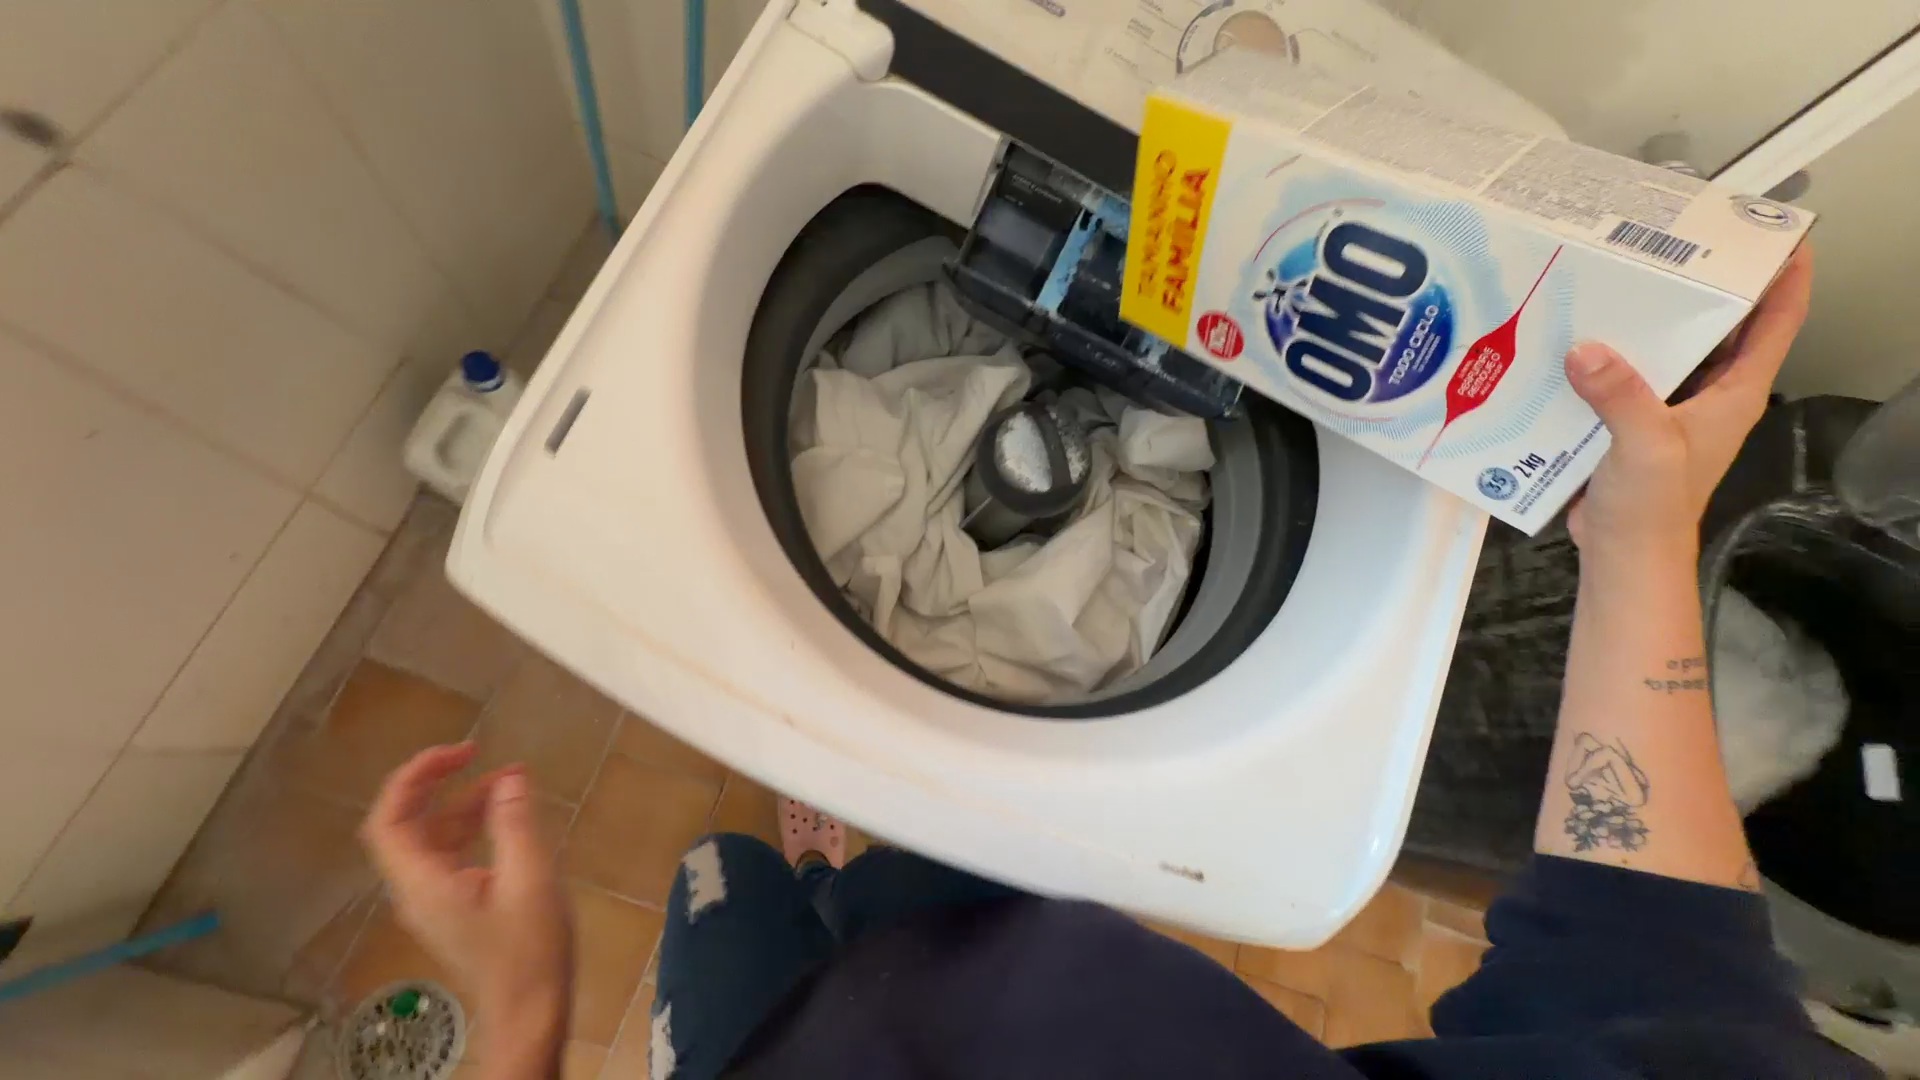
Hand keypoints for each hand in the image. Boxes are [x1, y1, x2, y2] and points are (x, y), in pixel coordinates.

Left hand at [362, 744, 572, 1046]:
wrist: (531, 1008)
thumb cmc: (530, 947)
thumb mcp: (531, 878)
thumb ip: (517, 823)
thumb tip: (510, 775)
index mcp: (424, 883)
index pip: (389, 821)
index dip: (415, 777)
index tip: (461, 751)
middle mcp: (418, 889)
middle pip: (407, 824)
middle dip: (437, 782)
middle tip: (478, 751)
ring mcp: (436, 899)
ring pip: (433, 837)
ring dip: (465, 802)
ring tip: (512, 778)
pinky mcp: (457, 905)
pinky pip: (453, 853)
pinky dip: (476, 825)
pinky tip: (510, 815)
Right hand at [1564, 244, 1812, 553]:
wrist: (1621, 550)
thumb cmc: (1653, 502)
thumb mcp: (1645, 445)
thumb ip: (1621, 396)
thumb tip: (1584, 348)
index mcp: (1733, 394)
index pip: (1775, 323)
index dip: (1784, 278)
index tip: (1770, 237)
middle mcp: (1705, 397)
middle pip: (1715, 333)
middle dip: (1699, 293)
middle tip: (1666, 254)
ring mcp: (1664, 412)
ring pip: (1662, 356)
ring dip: (1641, 328)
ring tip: (1609, 293)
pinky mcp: (1625, 427)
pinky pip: (1619, 383)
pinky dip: (1600, 364)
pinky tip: (1568, 350)